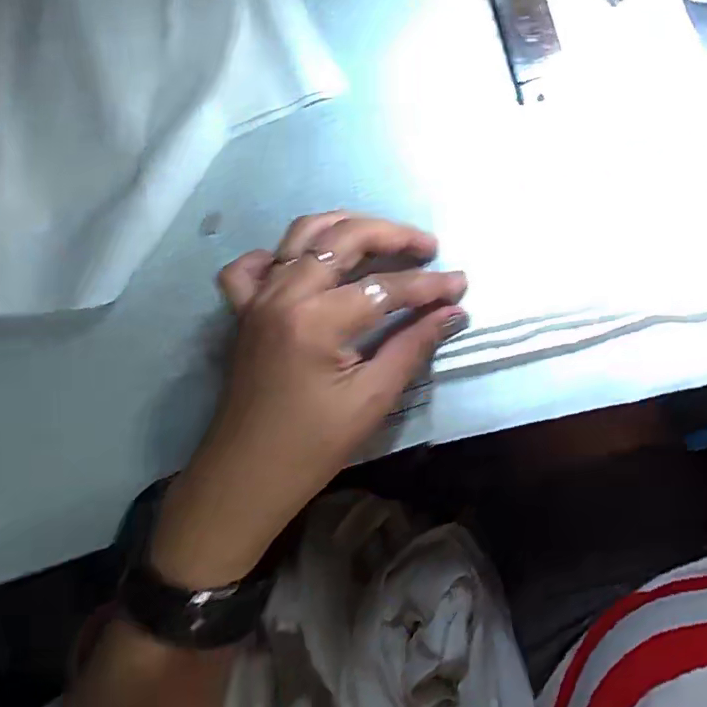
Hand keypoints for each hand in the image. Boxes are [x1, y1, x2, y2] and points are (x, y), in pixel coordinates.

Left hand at [147, 212, 468, 587]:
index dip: (431, 284)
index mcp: (316, 321)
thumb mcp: (374, 398)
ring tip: (383, 239)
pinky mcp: (245, 312)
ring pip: (302, 234)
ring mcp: (258, 299)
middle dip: (393, 235)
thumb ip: (414, 345)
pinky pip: (256, 265)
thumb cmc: (314, 445)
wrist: (245, 478)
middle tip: (429, 246)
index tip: (462, 284)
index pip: (386, 286)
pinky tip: (308, 264)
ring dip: (347, 228)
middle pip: (343, 238)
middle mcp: (284, 295)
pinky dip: (284, 254)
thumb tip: (454, 311)